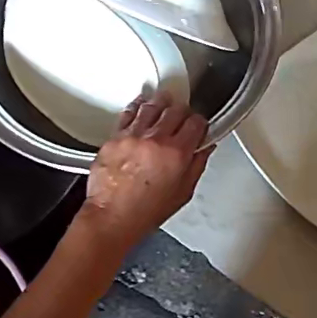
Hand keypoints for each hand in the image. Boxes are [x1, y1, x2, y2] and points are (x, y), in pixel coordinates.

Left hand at [80, 91, 211, 247]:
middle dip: (182, 110)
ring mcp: (133, 135)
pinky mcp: (114, 137)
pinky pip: (128, 113)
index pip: (196, 123)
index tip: (198, 125)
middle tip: (183, 114)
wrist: (112, 216)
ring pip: (151, 106)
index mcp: (177, 153)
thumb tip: (204, 149)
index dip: (200, 122)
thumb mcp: (182, 193)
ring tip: (164, 101)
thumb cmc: (144, 211)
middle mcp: (155, 139)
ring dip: (160, 102)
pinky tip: (140, 105)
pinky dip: (137, 107)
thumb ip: (196, 165)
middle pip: (175, 110)